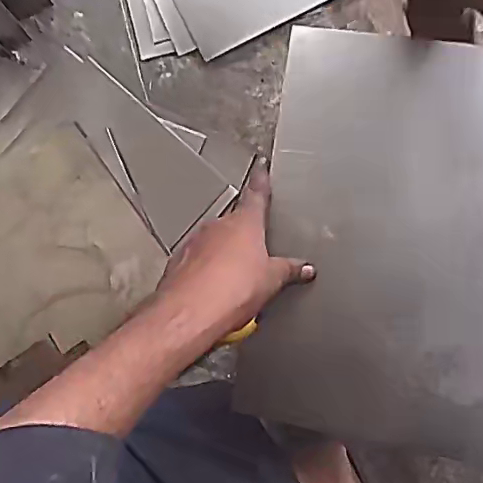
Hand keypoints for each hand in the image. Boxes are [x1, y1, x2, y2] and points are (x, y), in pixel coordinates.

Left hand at [153, 161, 314, 338]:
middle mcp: (216, 226)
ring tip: (235, 285)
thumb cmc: (229, 292)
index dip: (260, 181)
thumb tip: (303, 268)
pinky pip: (197, 263)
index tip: (260, 168)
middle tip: (256, 258)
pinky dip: (206, 273)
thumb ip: (290, 270)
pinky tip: (214, 292)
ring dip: (224, 258)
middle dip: (245, 239)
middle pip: (235, 224)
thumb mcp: (272, 280)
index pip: (256, 194)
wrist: (189, 313)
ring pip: (214, 244)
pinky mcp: (178, 263)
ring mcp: (194, 243)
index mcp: (243, 223)